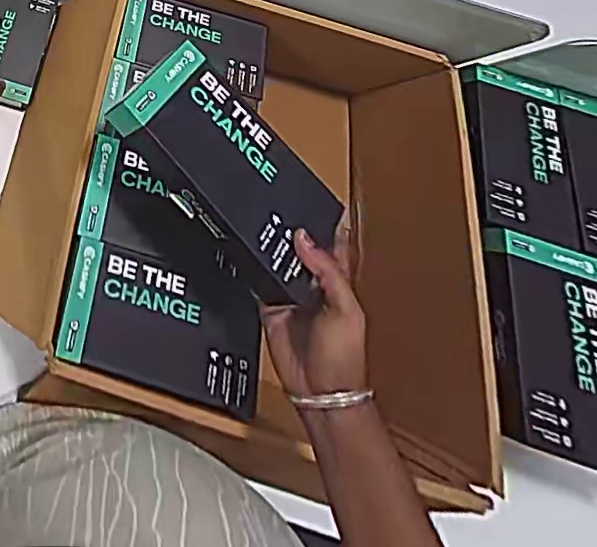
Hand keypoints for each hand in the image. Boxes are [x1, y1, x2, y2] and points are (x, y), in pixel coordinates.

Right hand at [261, 218, 365, 398]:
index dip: (325, 226)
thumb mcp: (345, 308)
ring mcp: (291, 296)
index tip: (313, 202)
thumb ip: (327, 272)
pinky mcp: (271, 307)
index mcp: (338, 282)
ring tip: (263, 225)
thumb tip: (303, 239)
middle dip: (292, 232)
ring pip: (280, 263)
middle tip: (279, 209)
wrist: (321, 393)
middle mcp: (313, 285)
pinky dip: (255, 270)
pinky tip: (250, 255)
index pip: (332, 245)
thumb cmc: (345, 357)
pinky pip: (260, 283)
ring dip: (273, 248)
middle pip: (301, 250)